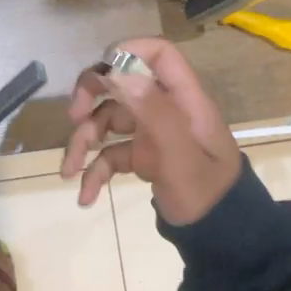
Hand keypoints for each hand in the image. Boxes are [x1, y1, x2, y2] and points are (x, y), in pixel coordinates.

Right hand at [61, 37, 241, 225]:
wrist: (221, 237)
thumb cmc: (205, 193)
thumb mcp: (180, 155)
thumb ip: (154, 111)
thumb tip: (118, 71)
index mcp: (184, 100)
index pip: (158, 54)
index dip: (126, 53)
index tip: (98, 77)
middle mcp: (167, 109)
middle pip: (123, 83)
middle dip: (92, 96)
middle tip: (74, 116)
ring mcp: (153, 134)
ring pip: (108, 121)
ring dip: (84, 142)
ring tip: (69, 172)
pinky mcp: (144, 158)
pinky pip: (110, 155)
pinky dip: (94, 172)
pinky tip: (85, 197)